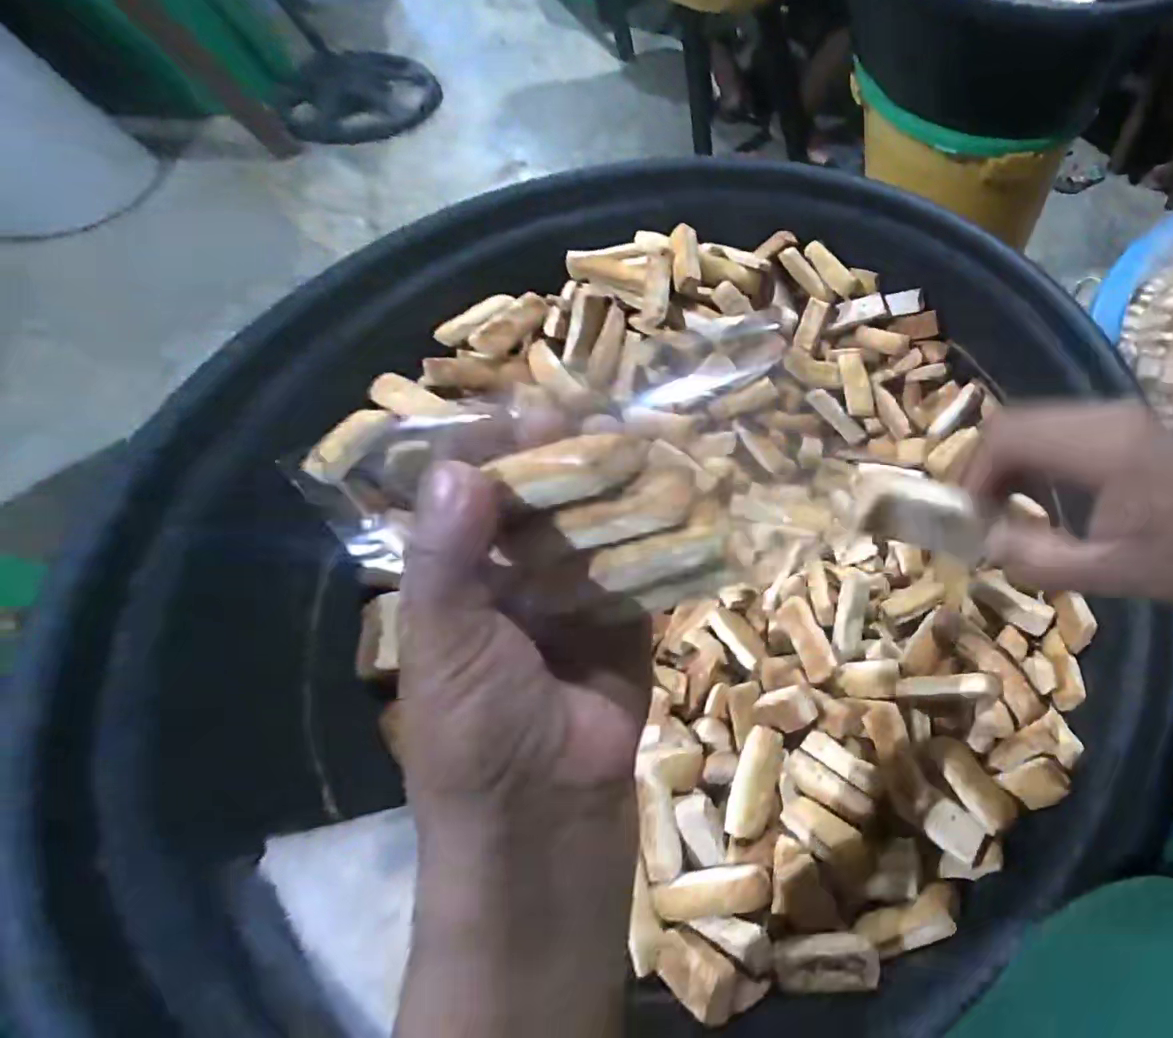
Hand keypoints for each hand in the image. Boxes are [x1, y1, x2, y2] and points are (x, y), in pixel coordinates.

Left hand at [395, 461, 645, 1037]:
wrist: (549, 802)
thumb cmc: (476, 727)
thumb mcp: (447, 642)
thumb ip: (450, 559)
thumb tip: (461, 470)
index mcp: (462, 580)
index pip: (476, 498)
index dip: (499, 452)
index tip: (535, 410)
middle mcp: (521, 580)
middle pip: (548, 505)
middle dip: (573, 462)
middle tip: (606, 418)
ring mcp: (582, 599)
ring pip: (603, 532)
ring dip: (625, 494)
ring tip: (653, 448)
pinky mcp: (633, 621)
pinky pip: (648, 572)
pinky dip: (665, 542)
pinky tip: (686, 504)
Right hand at [963, 401, 1172, 681]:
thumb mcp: (1108, 574)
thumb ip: (1037, 558)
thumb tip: (982, 538)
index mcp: (1106, 448)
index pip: (1011, 437)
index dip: (973, 473)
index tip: (966, 518)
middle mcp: (1109, 416)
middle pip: (1016, 420)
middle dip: (983, 466)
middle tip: (975, 515)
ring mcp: (1118, 414)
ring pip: (1033, 420)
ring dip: (1007, 461)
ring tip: (999, 509)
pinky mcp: (1123, 424)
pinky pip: (1057, 428)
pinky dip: (1032, 457)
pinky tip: (1033, 494)